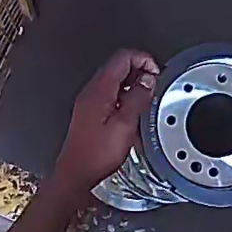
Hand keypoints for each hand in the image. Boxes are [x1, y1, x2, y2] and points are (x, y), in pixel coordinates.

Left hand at [48, 49, 158, 203]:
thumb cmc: (97, 154)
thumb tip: (148, 80)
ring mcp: (88, 102)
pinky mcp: (89, 112)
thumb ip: (138, 98)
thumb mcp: (125, 125)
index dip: (142, 59)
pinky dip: (123, 94)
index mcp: (100, 90)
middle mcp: (91, 92)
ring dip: (132, 83)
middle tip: (153, 83)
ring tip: (146, 97)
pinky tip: (132, 110)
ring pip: (113, 80)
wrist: (77, 173)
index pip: (121, 58)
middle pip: (117, 66)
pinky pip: (109, 94)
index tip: (155, 71)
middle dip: (139, 69)